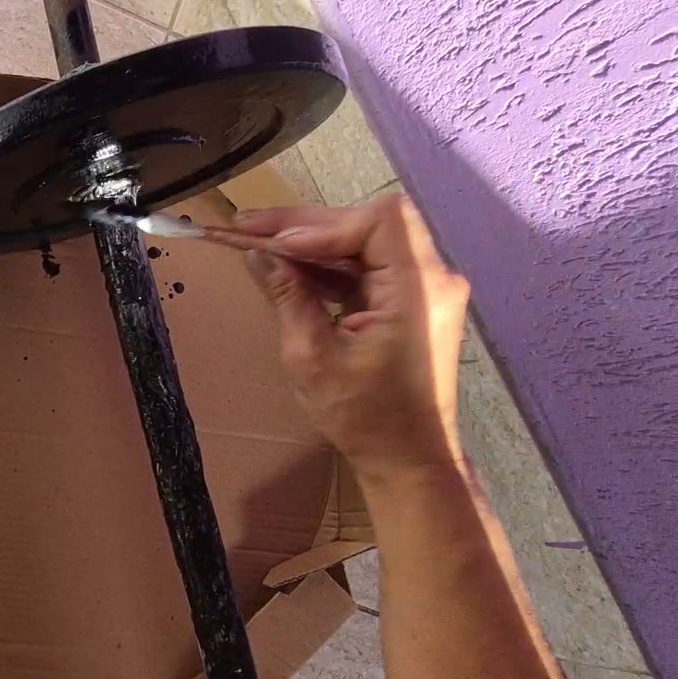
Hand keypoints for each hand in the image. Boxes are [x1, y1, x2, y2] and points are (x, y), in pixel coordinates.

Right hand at [227, 194, 469, 478]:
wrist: (406, 456)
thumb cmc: (361, 414)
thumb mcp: (311, 356)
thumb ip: (289, 297)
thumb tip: (258, 255)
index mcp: (418, 289)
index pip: (377, 221)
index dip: (320, 225)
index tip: (274, 246)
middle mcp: (431, 278)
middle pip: (368, 223)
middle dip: (304, 224)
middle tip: (246, 226)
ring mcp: (423, 288)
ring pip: (364, 241)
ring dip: (311, 241)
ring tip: (256, 241)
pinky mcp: (410, 302)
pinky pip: (366, 267)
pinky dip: (325, 264)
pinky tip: (287, 268)